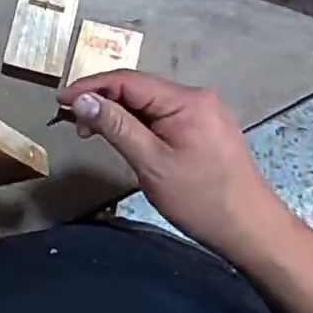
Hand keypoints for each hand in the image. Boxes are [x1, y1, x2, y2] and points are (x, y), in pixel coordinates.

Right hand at [58, 72, 294, 259]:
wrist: (253, 231)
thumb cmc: (201, 200)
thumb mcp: (151, 163)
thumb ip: (115, 126)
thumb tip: (81, 99)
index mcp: (185, 100)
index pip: (127, 80)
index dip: (90, 87)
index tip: (60, 101)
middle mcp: (195, 97)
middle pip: (137, 88)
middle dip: (101, 100)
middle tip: (72, 121)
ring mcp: (202, 112)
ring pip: (147, 102)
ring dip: (117, 112)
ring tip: (91, 131)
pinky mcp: (203, 128)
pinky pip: (160, 115)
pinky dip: (136, 123)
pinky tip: (121, 136)